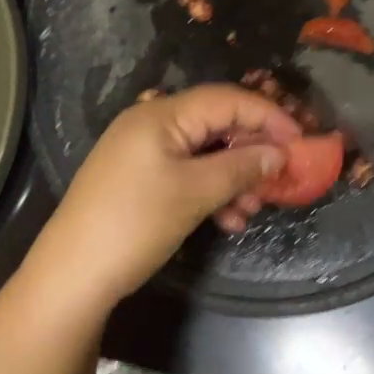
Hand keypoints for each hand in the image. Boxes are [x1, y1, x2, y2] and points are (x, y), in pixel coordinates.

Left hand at [21, 84, 301, 310]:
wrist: (71, 273)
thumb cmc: (135, 223)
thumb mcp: (194, 194)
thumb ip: (239, 168)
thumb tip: (279, 153)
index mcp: (162, 114)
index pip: (226, 99)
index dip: (267, 116)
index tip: (301, 139)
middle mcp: (151, 122)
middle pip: (215, 123)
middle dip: (250, 151)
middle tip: (279, 181)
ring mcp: (141, 150)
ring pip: (202, 151)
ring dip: (232, 176)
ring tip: (252, 209)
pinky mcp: (137, 177)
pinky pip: (185, 171)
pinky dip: (209, 190)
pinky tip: (226, 220)